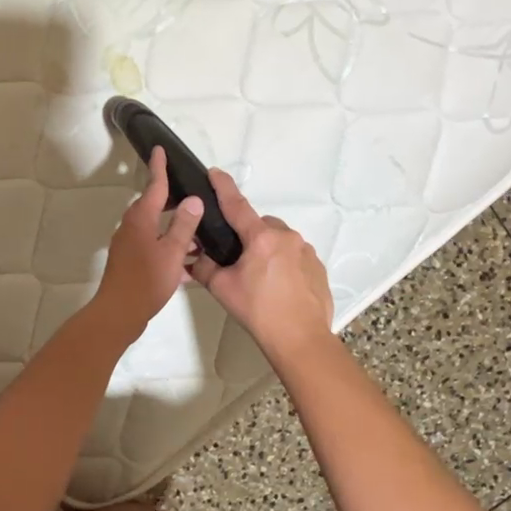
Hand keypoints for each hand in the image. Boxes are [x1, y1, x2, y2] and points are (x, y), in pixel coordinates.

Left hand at [93, 147, 205, 336]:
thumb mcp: (172, 251)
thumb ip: (184, 225)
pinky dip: (171, 249)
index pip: (154, 186)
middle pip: (154, 206)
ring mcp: (130, 246)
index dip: (159, 168)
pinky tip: (190, 262)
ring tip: (200, 231)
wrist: (119, 313)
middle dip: (174, 201)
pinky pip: (155, 248)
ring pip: (156, 229)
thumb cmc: (146, 280)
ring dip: (176, 229)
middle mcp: (132, 227)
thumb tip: (193, 201)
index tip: (160, 149)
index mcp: (140, 218)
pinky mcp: (132, 263)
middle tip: (195, 196)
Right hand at [189, 168, 334, 358]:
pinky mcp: (318, 267)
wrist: (300, 338)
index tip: (215, 172)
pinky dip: (284, 265)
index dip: (223, 187)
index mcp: (260, 237)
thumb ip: (204, 268)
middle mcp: (286, 237)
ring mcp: (306, 251)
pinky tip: (278, 289)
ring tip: (260, 280)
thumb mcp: (222, 289)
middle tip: (238, 261)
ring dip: (267, 251)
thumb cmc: (258, 311)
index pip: (237, 205)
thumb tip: (193, 259)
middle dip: (248, 236)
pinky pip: (295, 257)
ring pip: (279, 241)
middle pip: (260, 226)